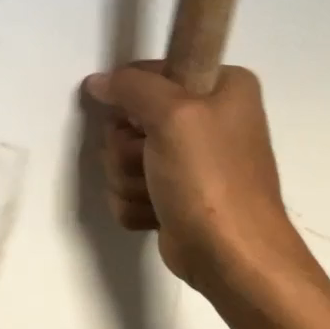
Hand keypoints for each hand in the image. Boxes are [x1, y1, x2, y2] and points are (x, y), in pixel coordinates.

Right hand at [84, 63, 318, 292]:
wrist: (231, 256)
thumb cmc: (210, 179)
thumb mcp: (173, 116)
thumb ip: (132, 87)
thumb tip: (98, 83)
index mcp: (222, 88)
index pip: (150, 72)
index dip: (133, 97)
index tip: (140, 121)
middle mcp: (207, 118)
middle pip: (127, 119)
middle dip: (126, 147)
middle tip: (151, 161)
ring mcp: (188, 159)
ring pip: (122, 156)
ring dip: (128, 177)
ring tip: (158, 193)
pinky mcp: (172, 193)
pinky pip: (126, 186)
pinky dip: (133, 201)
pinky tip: (157, 211)